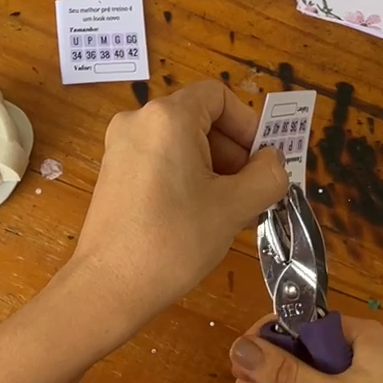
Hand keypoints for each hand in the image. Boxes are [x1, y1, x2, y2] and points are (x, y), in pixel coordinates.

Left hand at [59, 80, 289, 339]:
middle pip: (200, 119)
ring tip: (231, 212)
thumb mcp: (234, 206)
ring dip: (214, 170)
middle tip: (252, 193)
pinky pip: (161, 160)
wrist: (109, 287)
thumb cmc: (175, 240)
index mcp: (167, 117)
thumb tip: (273, 161)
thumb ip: (268, 174)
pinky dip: (187, 178)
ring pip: (181, 143)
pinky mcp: (113, 173)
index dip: (248, 124)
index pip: (218, 96)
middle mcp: (137, 121)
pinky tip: (201, 217)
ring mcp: (120, 147)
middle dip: (233, 152)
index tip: (262, 161)